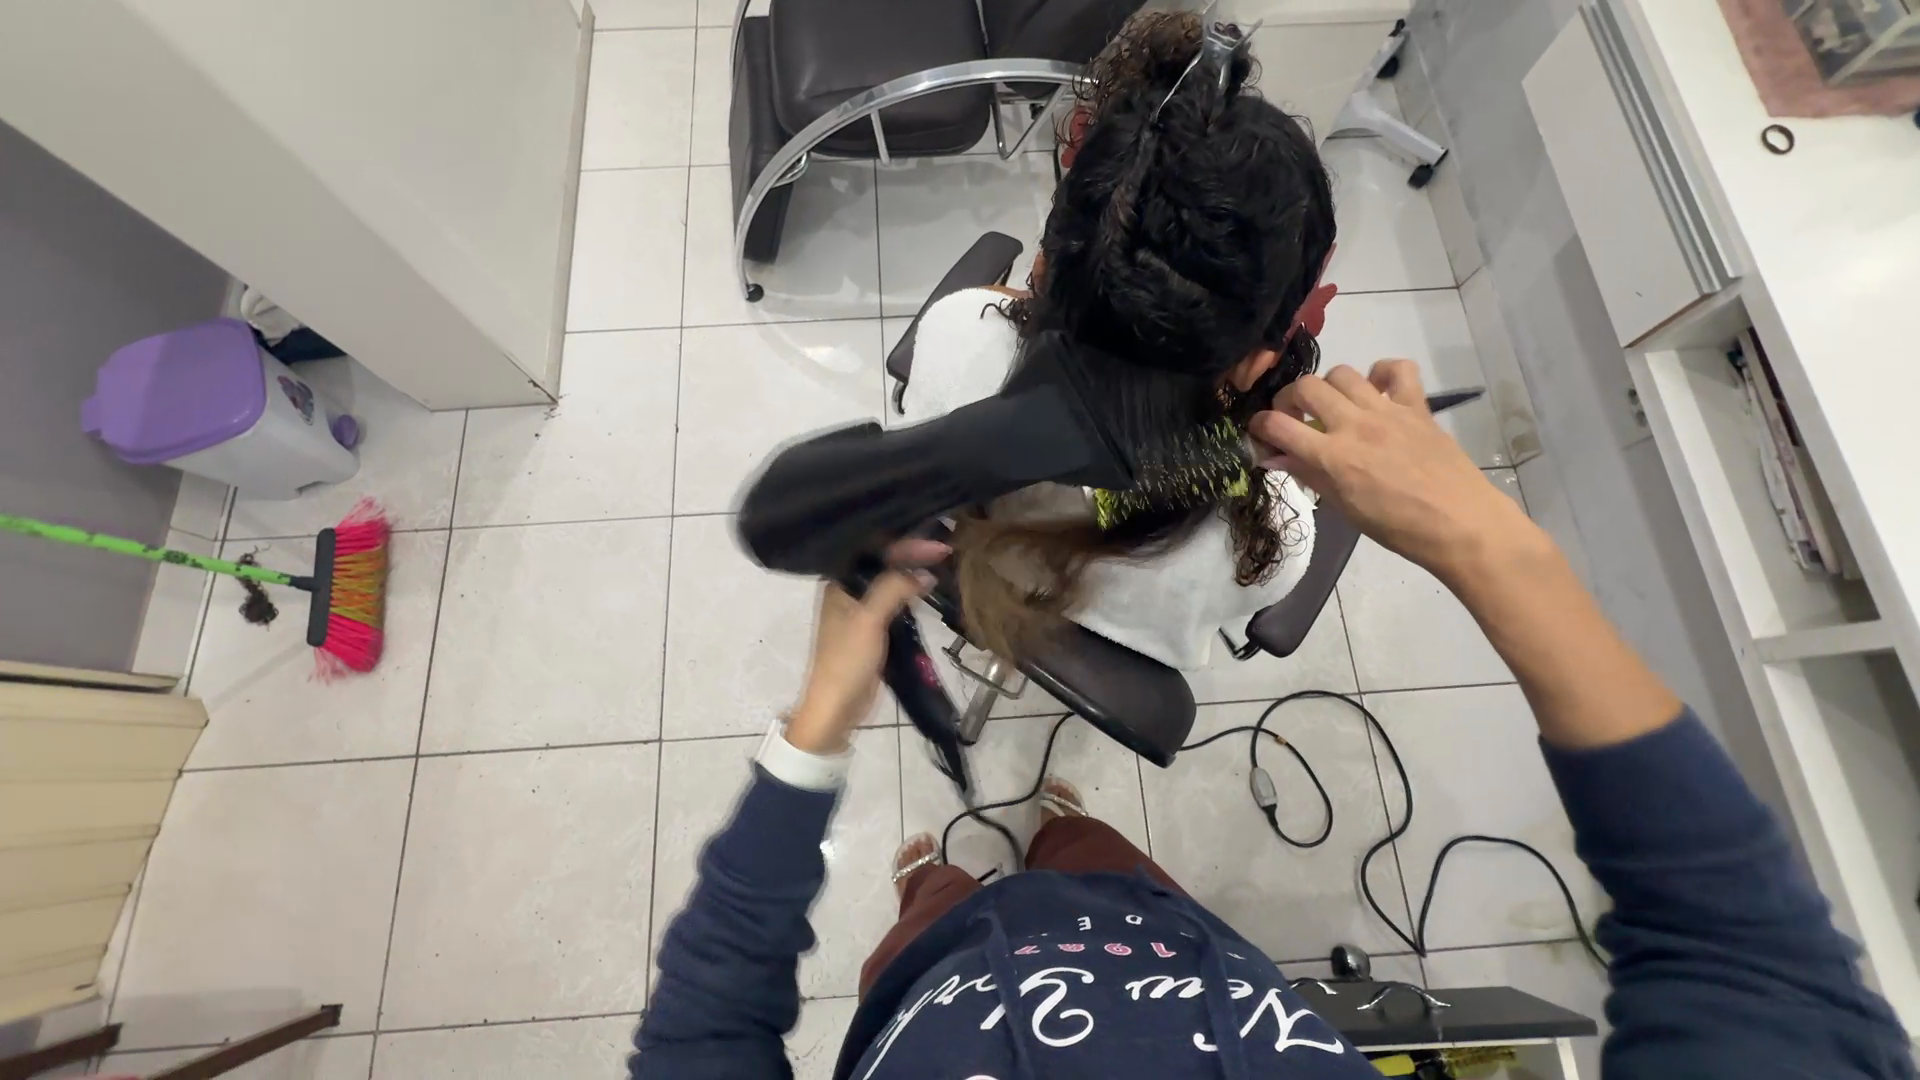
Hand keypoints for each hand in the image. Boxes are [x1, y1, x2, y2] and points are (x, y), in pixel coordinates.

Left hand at [786, 541, 945, 752]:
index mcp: (838, 583)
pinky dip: (909, 593)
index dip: (906, 545)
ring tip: (942, 563)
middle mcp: (846, 591)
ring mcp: (859, 610)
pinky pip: (893, 601)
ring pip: (889, 582)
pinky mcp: (871, 628)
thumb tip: (925, 573)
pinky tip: (927, 588)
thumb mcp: (870, 620)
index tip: (938, 545)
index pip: (874, 551)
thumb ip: (894, 589)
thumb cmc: (847, 661)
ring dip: (912, 573)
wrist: (836, 708)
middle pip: (882, 564)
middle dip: (912, 556)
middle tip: (946, 551)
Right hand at [1249, 361, 1542, 585]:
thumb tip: (1274, 458)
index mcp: (1332, 456)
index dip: (1258, 426)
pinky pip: (1397, 369)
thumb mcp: (1342, 507)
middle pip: (1306, 387)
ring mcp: (1387, 411)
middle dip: (1289, 399)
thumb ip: (1308, 474)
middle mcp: (1355, 425)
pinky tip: (1375, 392)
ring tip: (1332, 406)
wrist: (1460, 523)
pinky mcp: (1417, 406)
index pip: (1277, 426)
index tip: (1259, 434)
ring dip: (1328, 387)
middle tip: (1294, 417)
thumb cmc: (1395, 526)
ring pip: (1342, 373)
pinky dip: (1381, 372)